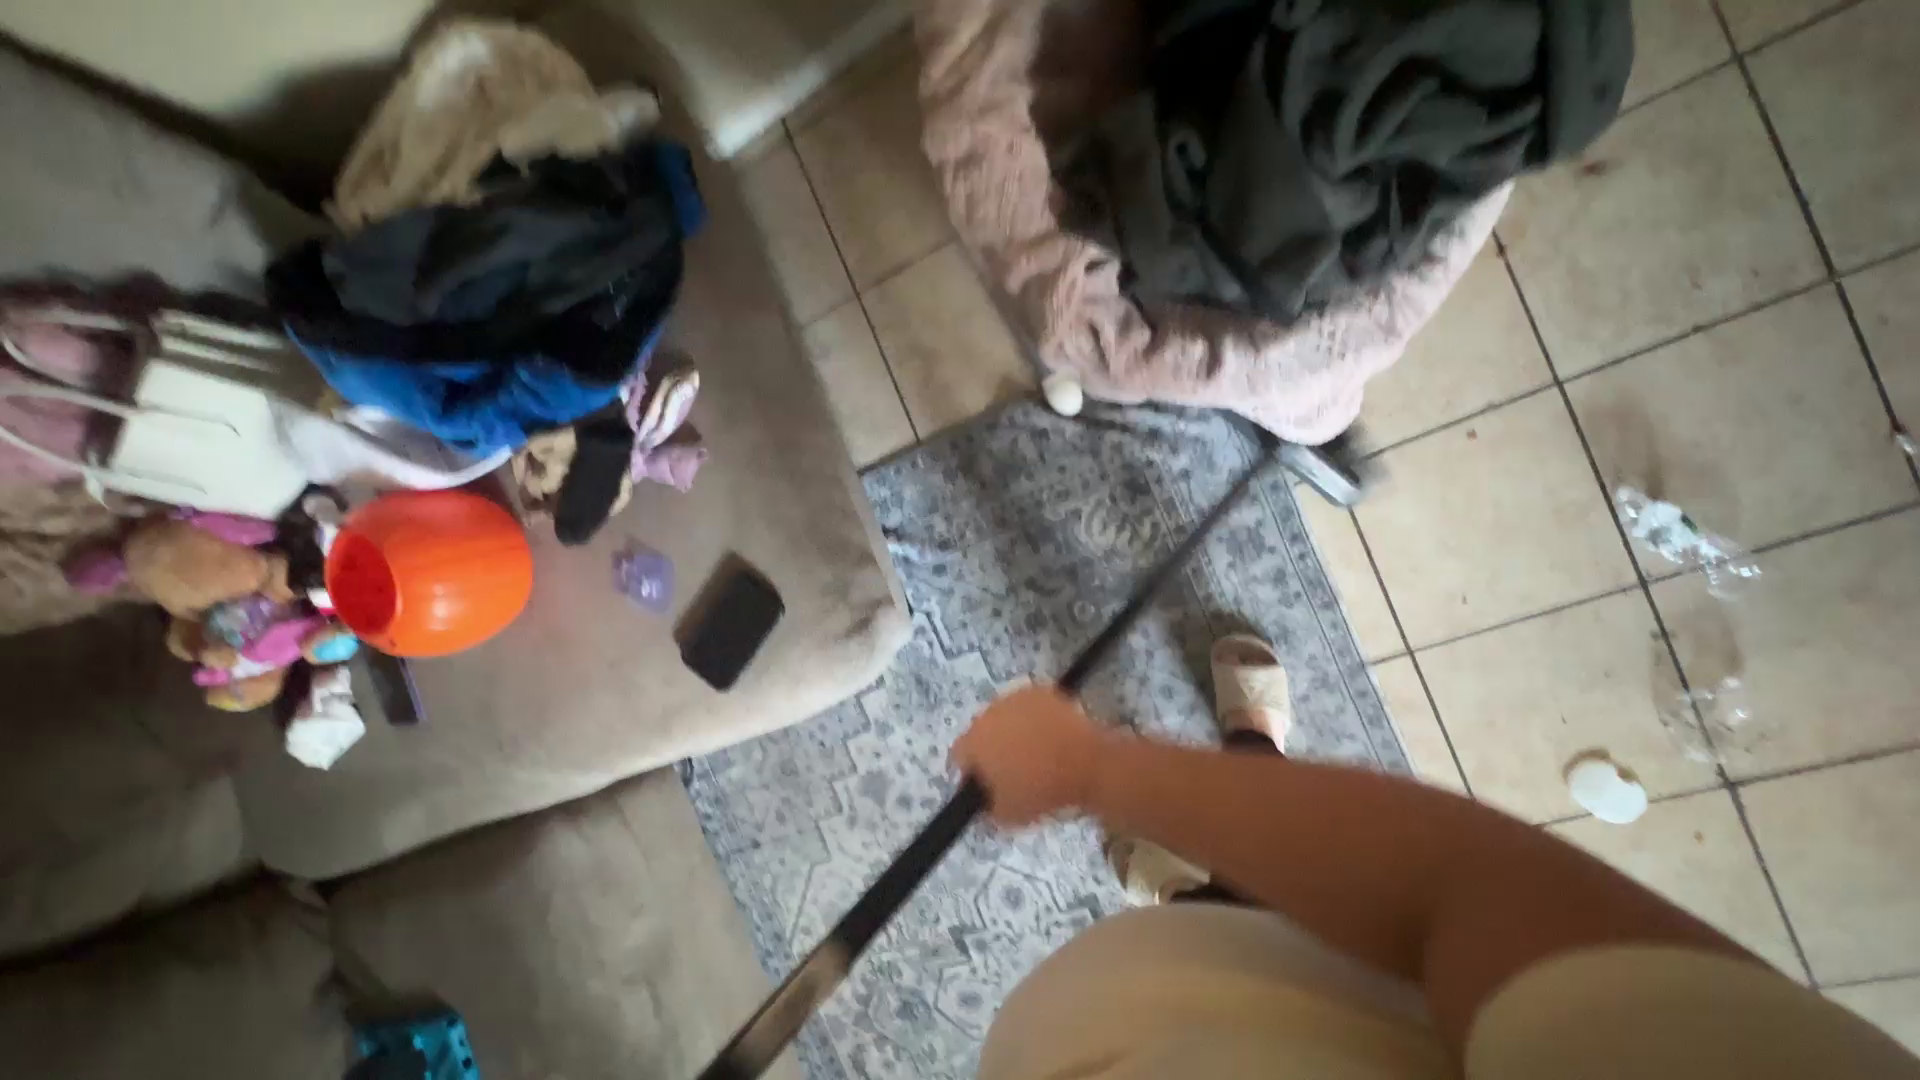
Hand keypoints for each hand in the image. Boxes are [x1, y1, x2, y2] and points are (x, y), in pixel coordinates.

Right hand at [949, 683, 1110, 826]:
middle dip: (991, 748)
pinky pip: (1029, 706)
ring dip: (1012, 731)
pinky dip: (1034, 718)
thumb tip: (984, 804)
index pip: (958, 756)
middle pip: (981, 732)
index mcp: (975, 741)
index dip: (969, 772)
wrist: (1088, 763)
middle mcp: (989, 713)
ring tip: (1034, 751)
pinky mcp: (1042, 690)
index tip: (984, 785)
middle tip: (1011, 769)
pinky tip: (1049, 734)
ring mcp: (1017, 697)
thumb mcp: (1008, 816)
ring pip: (1005, 717)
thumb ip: (986, 809)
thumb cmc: (1043, 790)